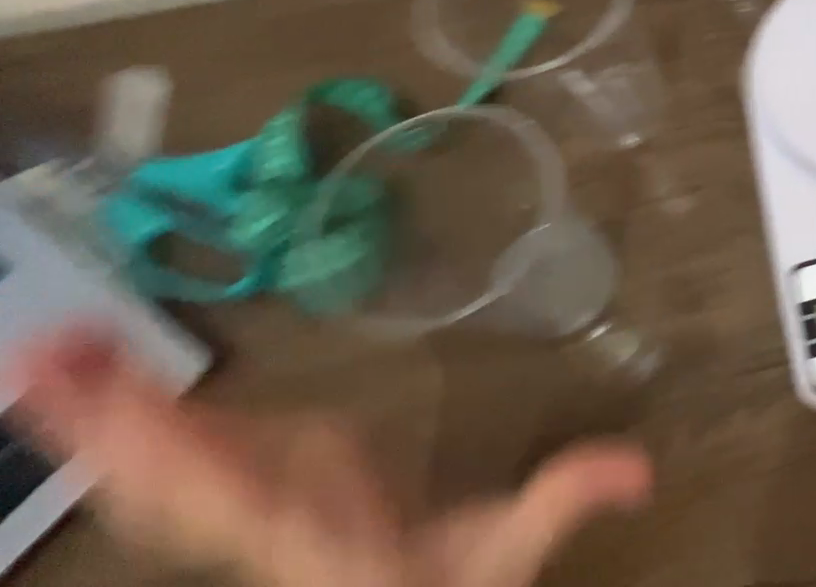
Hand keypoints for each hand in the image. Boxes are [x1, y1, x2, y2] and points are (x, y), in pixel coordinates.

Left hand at [7, 328, 651, 586]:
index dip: (199, 467)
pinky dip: (130, 428)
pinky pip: (176, 462)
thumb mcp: (510, 552)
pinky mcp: (250, 488)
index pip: (256, 504)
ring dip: (100, 423)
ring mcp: (249, 507)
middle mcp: (268, 523)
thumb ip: (566, 499)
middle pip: (176, 486)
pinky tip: (97, 394)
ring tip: (45, 361)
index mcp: (329, 536)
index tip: (150, 425)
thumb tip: (646, 466)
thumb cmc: (449, 582)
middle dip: (113, 430)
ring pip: (156, 476)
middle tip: (44, 361)